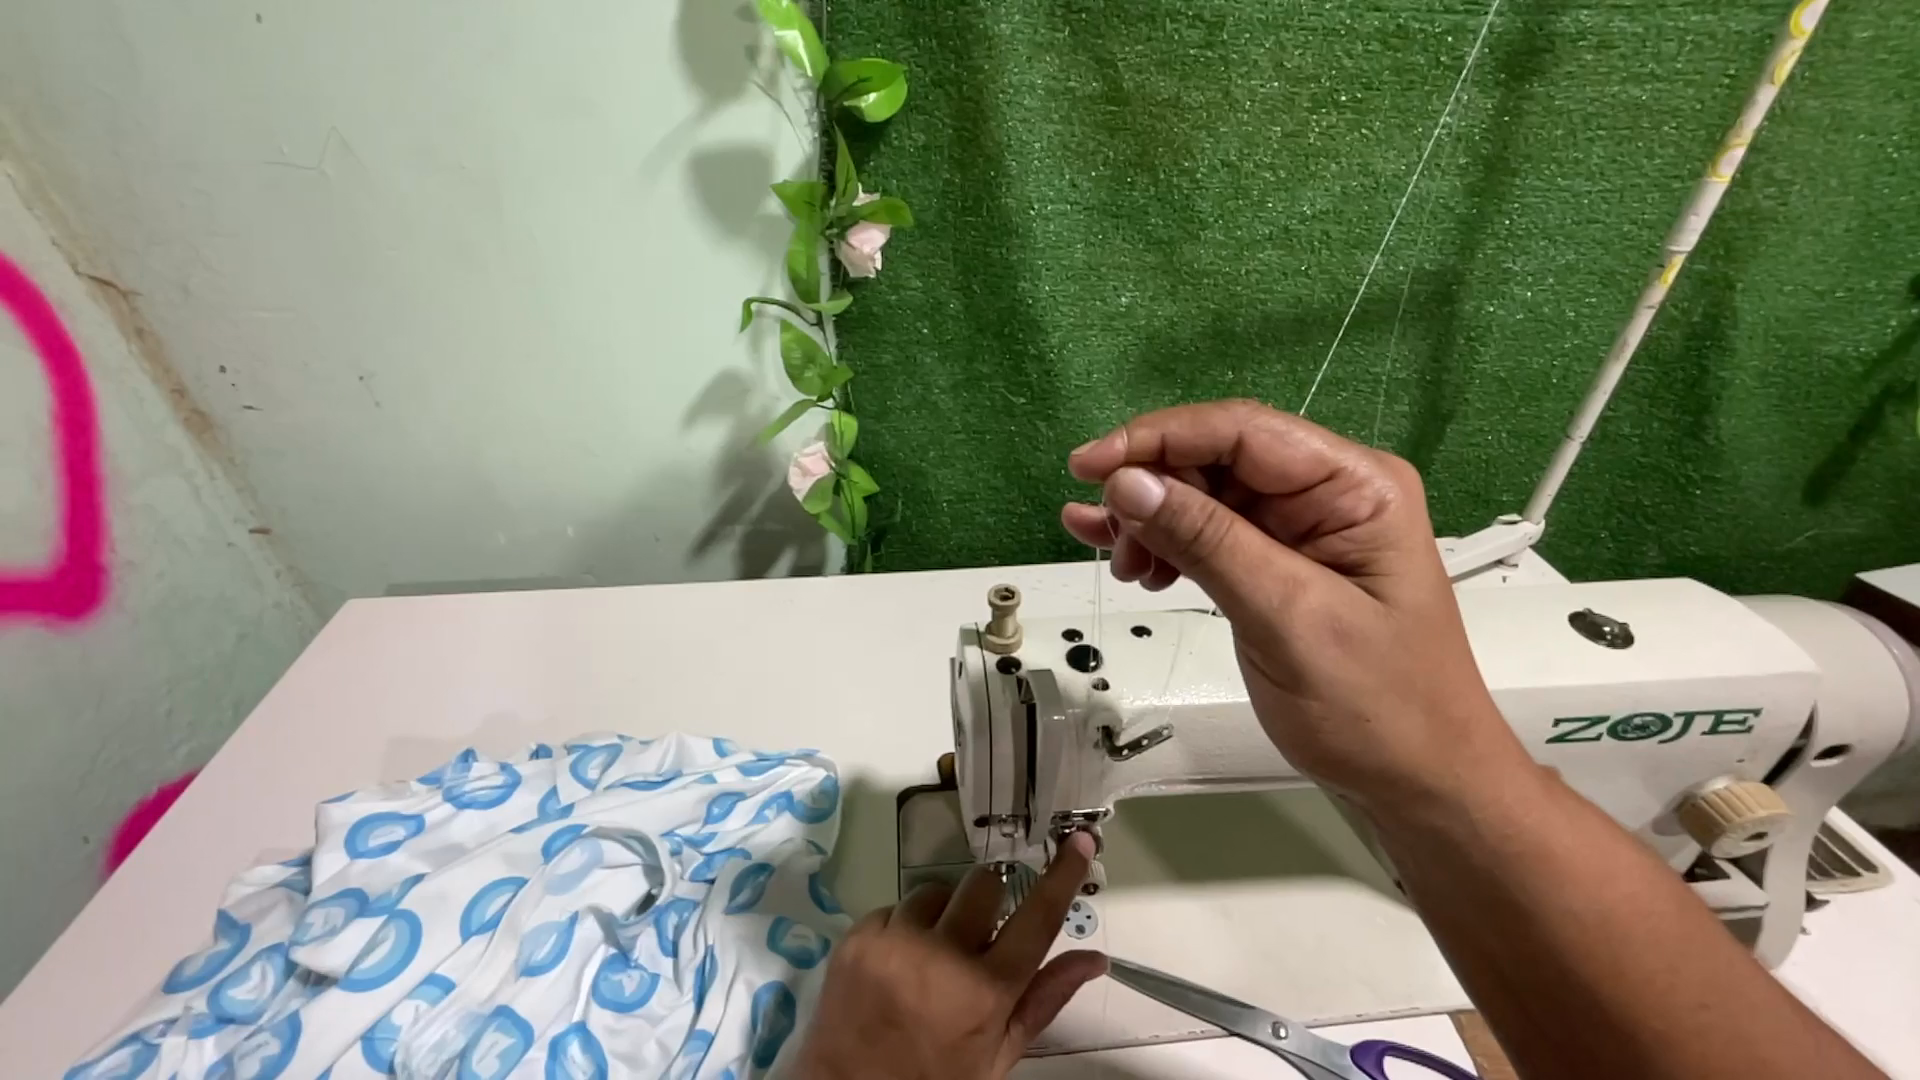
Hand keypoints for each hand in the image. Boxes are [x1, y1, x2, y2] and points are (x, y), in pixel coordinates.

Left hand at [790, 832, 1106, 1079]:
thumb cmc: (935, 1079)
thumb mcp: (998, 1055)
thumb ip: (1044, 999)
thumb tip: (1094, 957)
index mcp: (986, 990)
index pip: (1037, 917)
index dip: (1062, 875)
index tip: (1080, 842)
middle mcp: (943, 955)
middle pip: (983, 883)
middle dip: (987, 902)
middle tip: (976, 935)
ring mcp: (896, 942)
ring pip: (935, 891)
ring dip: (941, 916)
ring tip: (930, 957)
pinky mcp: (858, 936)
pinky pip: (894, 906)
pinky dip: (901, 928)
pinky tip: (897, 963)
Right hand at [1061, 399, 1534, 814]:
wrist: (1414, 779)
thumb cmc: (1376, 706)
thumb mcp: (1286, 616)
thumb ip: (1207, 541)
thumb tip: (1127, 483)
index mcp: (1352, 485)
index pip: (1240, 431)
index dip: (1157, 438)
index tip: (1088, 466)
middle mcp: (1324, 492)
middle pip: (1215, 459)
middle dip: (1150, 488)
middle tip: (1108, 538)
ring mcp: (1297, 528)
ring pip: (1200, 496)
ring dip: (1149, 520)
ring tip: (1119, 564)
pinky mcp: (1272, 562)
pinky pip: (1204, 535)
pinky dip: (1161, 544)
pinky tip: (1128, 562)